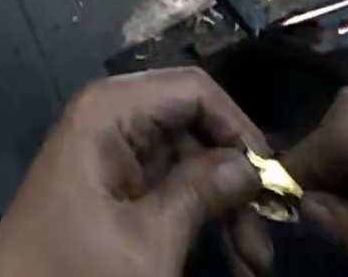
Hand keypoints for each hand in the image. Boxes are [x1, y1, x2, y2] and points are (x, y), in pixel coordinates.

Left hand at [0, 67, 269, 276]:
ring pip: (185, 155)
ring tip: (252, 261)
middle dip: (231, 176)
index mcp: (112, 108)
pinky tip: (225, 254)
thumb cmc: (75, 273)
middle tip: (265, 242)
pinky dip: (196, 211)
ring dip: (221, 202)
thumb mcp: (147, 244)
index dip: (237, 128)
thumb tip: (252, 166)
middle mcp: (113, 113)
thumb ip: (201, 194)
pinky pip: (167, 180)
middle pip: (192, 122)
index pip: (192, 90)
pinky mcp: (112, 177)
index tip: (272, 182)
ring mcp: (111, 145)